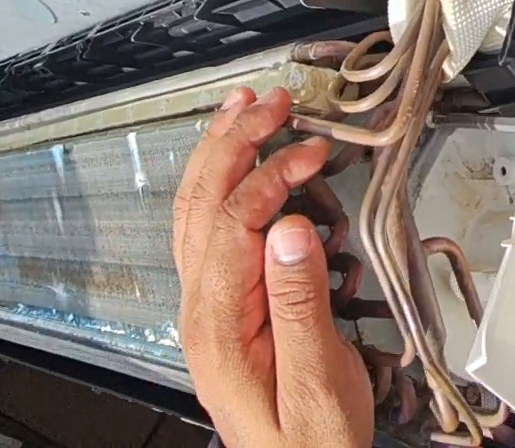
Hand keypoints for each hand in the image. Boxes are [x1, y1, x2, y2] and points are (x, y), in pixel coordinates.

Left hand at [172, 87, 374, 447]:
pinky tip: (238, 154)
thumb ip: (299, 304)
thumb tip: (291, 226)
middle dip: (236, 142)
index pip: (235, 223)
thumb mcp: (316, 382)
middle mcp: (201, 303)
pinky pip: (210, 223)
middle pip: (204, 202)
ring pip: (198, 207)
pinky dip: (223, 177)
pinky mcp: (224, 296)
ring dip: (220, 150)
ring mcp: (207, 298)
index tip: (314, 151)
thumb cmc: (312, 440)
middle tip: (273, 102)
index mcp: (219, 323)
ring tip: (244, 105)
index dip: (273, 175)